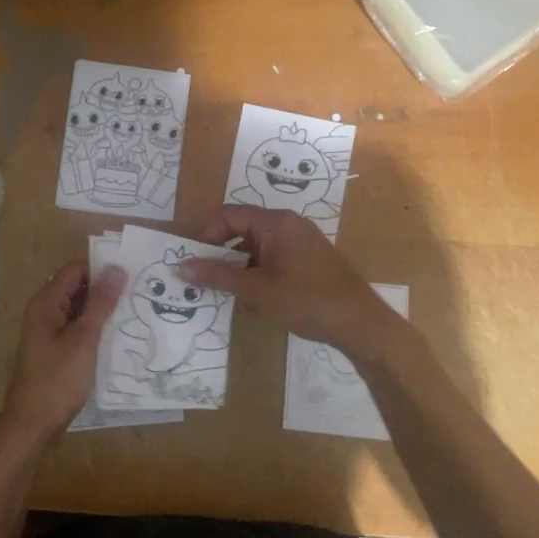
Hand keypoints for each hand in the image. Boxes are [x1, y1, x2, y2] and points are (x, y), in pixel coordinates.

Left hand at [0, 261, 126, 441]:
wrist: (33, 425)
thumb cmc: (57, 381)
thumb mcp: (84, 340)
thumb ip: (100, 304)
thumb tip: (116, 269)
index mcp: (45, 304)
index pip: (74, 270)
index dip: (102, 270)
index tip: (133, 276)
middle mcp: (44, 314)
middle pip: (77, 290)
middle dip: (106, 291)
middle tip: (141, 295)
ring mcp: (49, 334)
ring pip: (79, 312)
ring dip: (103, 313)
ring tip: (137, 314)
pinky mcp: (55, 353)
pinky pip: (78, 332)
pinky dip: (96, 332)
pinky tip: (119, 339)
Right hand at [177, 205, 413, 363]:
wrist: (358, 322)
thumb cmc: (304, 300)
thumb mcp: (255, 290)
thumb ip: (217, 275)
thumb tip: (180, 266)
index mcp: (276, 222)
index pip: (228, 215)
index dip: (206, 235)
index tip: (196, 261)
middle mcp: (289, 224)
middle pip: (241, 228)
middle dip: (220, 253)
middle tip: (205, 278)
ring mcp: (301, 241)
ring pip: (256, 245)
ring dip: (238, 265)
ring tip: (228, 292)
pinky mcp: (308, 259)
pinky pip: (273, 256)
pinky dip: (257, 271)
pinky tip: (254, 297)